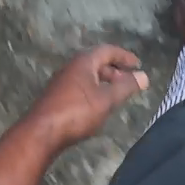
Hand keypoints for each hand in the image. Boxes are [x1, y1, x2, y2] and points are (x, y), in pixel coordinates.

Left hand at [18, 45, 148, 152]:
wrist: (40, 133)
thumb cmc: (76, 112)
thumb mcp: (106, 99)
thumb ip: (126, 87)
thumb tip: (144, 75)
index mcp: (84, 62)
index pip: (108, 50)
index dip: (124, 56)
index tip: (138, 64)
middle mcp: (72, 67)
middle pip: (97, 62)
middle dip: (115, 71)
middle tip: (129, 82)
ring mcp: (62, 82)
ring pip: (88, 76)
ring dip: (104, 82)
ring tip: (117, 95)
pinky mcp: (57, 97)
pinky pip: (81, 86)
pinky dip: (94, 90)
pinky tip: (98, 106)